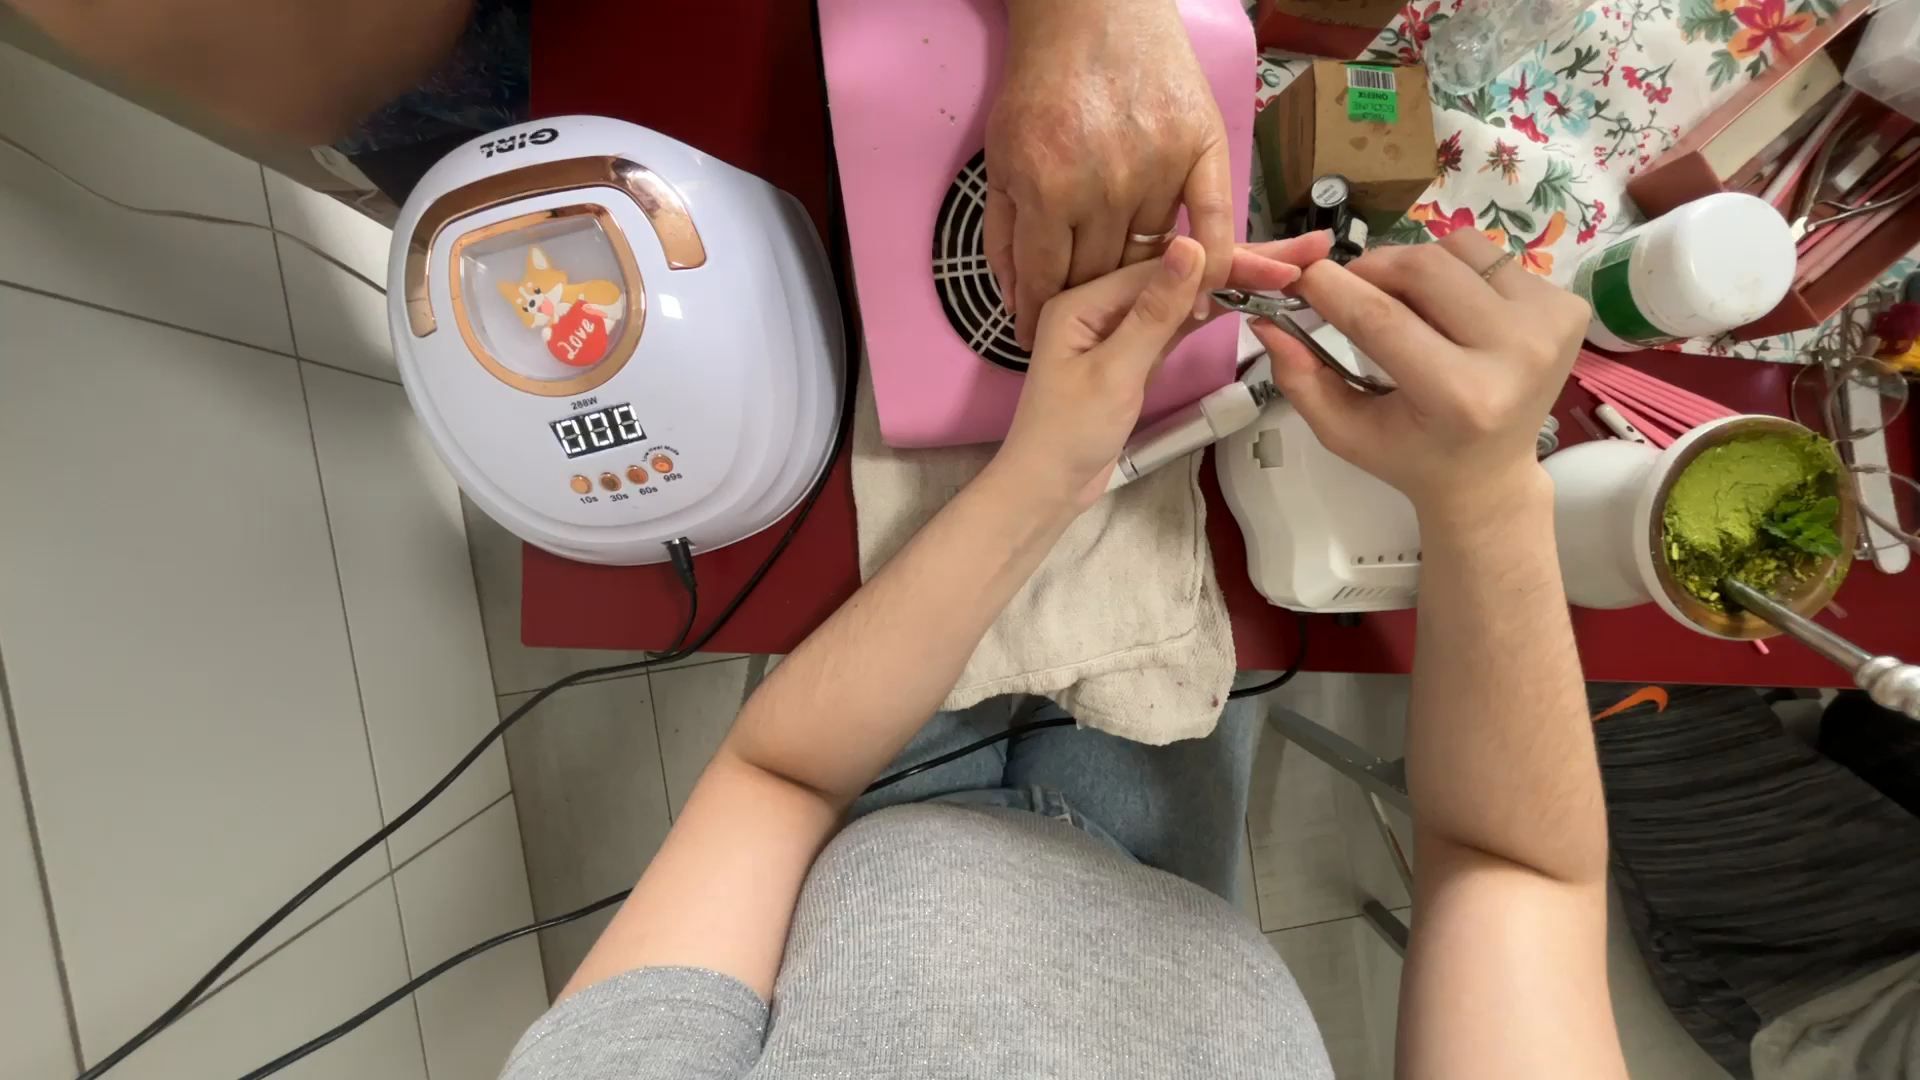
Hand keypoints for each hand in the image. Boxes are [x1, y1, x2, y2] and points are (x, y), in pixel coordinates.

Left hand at [985, 0, 1231, 350]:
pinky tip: (1202, 294)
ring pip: (1147, 260)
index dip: (1036, 317)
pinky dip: (1211, 264)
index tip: (1033, 340)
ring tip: (1130, 305)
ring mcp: (1156, 167)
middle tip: (1081, 319)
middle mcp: (1103, 186)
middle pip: (1096, 279)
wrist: (1092, 9)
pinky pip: (1213, 222)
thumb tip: (1015, 304)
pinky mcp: (1201, 147)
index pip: (1045, 282)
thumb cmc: (1040, 89)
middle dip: (1081, 304)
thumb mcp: (1000, 164)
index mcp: (1046, 191)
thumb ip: (1003, 239)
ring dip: (1136, 288)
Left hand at [995, 233, 1332, 511]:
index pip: (1166, 267)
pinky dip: (1206, 315)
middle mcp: (1098, 307)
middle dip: (1241, 266)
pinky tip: (1244, 298)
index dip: (1228, 261)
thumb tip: (1192, 245)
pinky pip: (1172, 327)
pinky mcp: (1128, 359)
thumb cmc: (1068, 435)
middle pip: (1178, 277)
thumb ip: (1155, 312)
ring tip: (1291, 271)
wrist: (1047, 488)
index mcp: (1083, 300)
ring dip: (1231, 286)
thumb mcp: (1115, 371)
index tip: (1285, 262)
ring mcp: (1114, 333)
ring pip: (1181, 301)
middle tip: (1310, 253)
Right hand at [1254, 231, 1589, 527]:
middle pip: (1423, 270)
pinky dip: (1450, 270)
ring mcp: (1551, 324)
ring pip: (1458, 249)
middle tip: (1340, 286)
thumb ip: (1299, 378)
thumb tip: (1265, 320)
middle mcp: (1517, 353)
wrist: (1488, 474)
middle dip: (1368, 267)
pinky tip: (1439, 306)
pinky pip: (1491, 257)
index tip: (1298, 277)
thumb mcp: (1340, 431)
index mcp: (1459, 396)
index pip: (1382, 320)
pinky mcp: (1569, 306)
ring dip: (1409, 263)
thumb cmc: (1405, 456)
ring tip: (1391, 298)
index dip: (1331, 290)